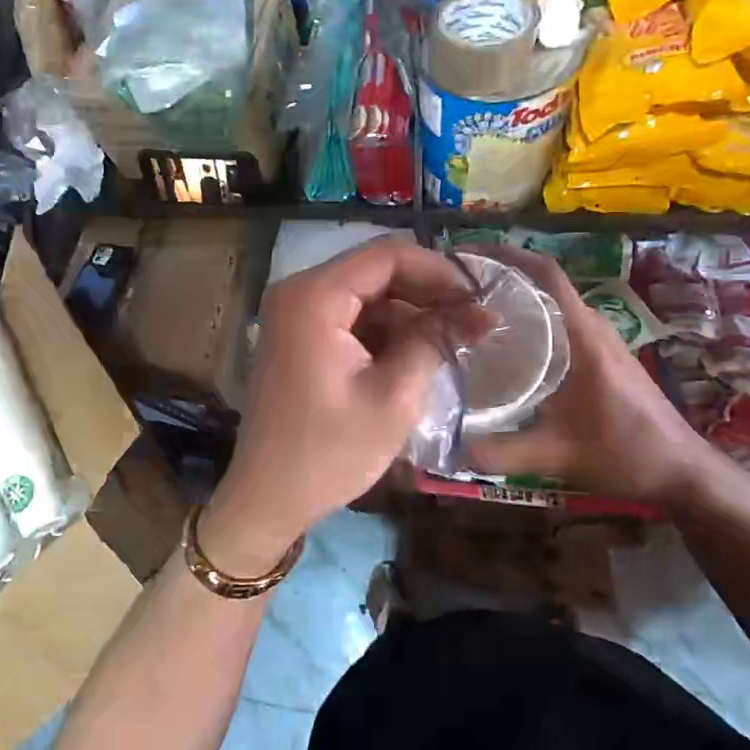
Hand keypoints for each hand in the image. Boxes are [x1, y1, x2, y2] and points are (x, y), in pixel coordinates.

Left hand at [199, 236, 484, 573]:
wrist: (269, 494)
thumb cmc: (330, 450)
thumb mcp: (395, 395)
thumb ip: (434, 340)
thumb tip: (481, 310)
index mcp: (313, 296)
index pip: (387, 255)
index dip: (440, 271)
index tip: (481, 299)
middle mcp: (296, 292)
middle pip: (373, 271)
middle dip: (426, 293)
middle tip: (475, 324)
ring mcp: (291, 314)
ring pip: (363, 295)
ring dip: (407, 314)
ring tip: (453, 344)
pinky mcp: (294, 336)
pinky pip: (346, 317)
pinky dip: (382, 331)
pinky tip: (414, 356)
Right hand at [464, 246, 719, 505]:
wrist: (685, 475)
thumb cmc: (626, 455)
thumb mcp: (556, 456)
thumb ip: (498, 452)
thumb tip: (440, 447)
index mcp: (582, 336)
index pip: (543, 274)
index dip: (502, 256)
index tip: (458, 257)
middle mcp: (590, 326)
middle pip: (539, 281)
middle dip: (493, 274)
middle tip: (443, 287)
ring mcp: (596, 338)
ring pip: (546, 299)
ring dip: (507, 294)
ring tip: (458, 306)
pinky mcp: (597, 353)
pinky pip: (553, 318)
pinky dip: (522, 315)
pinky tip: (493, 339)